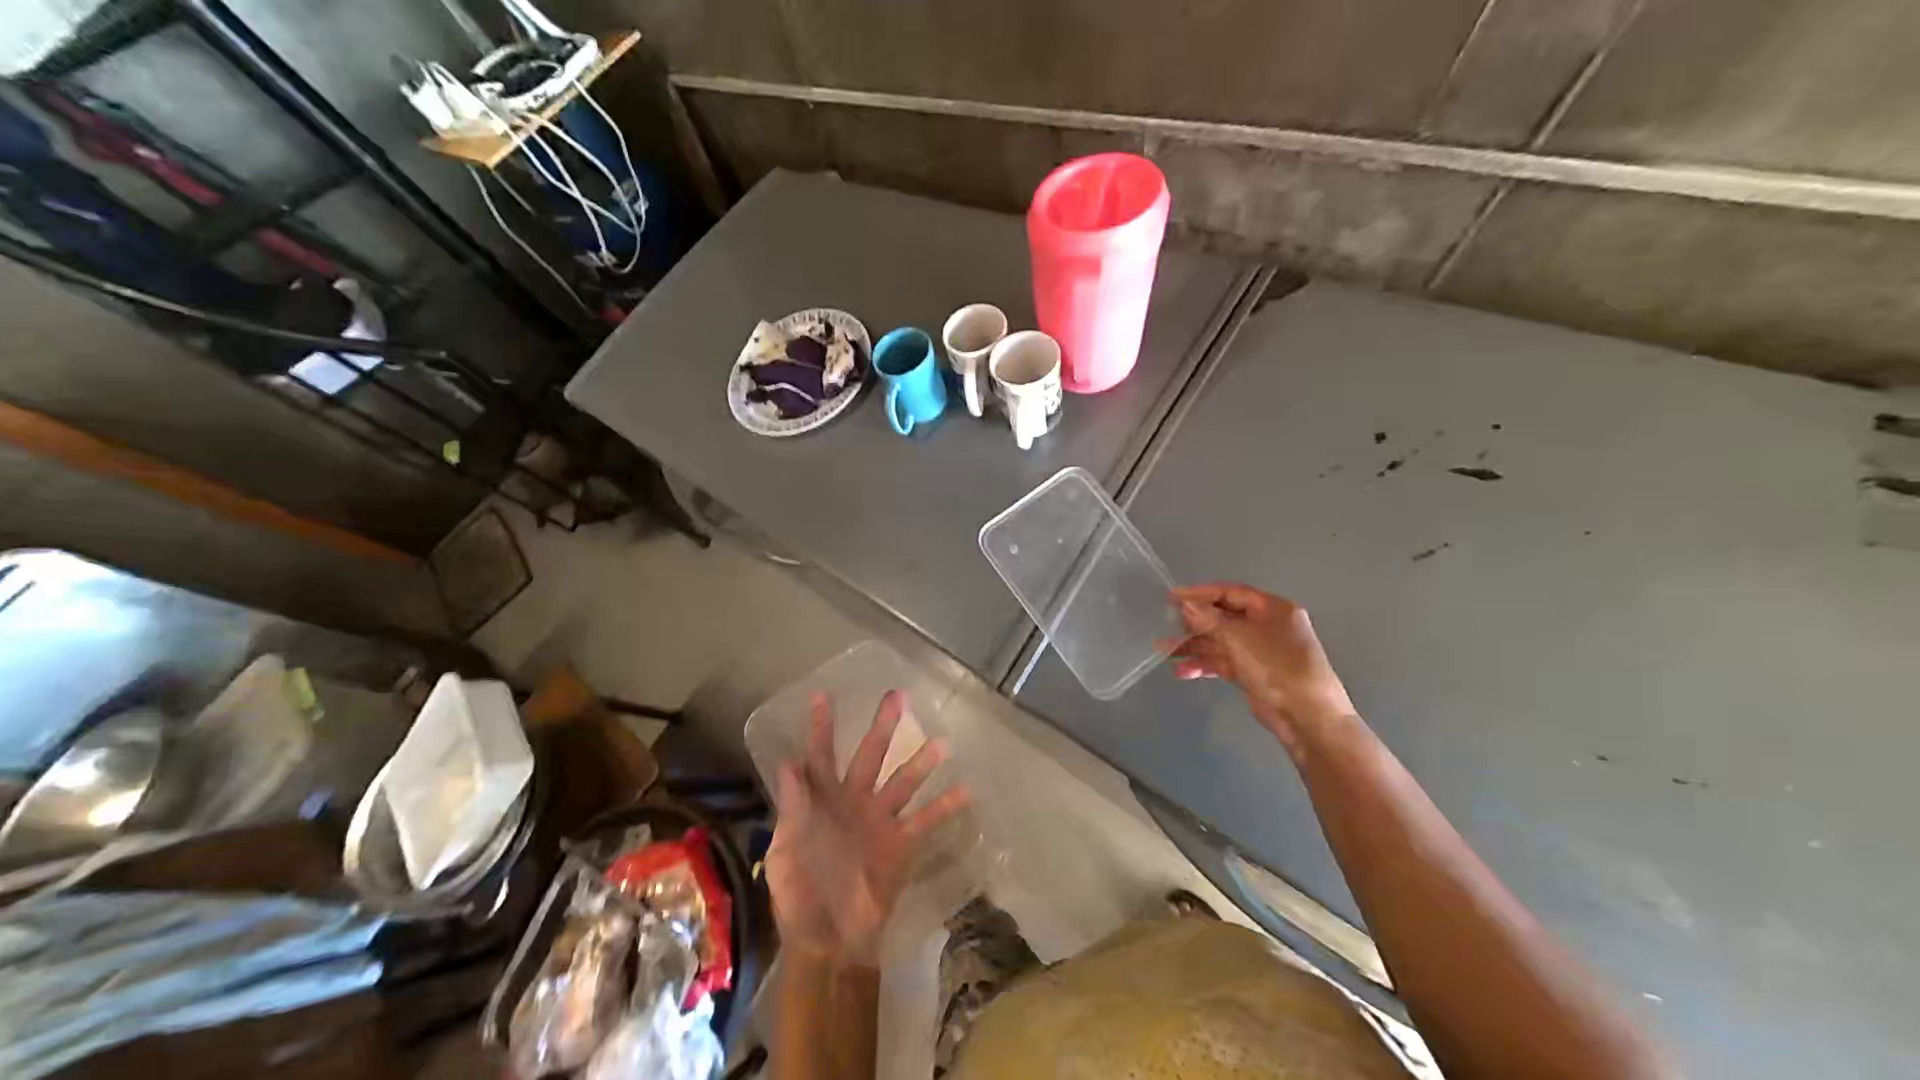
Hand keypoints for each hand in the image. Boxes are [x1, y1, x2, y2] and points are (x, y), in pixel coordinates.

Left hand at [764, 690, 969, 966]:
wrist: (830, 941)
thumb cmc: (799, 897)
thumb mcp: (786, 854)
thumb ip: (793, 810)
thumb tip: (789, 763)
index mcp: (822, 802)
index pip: (821, 757)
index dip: (822, 728)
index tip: (822, 696)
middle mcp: (854, 801)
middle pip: (870, 755)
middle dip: (883, 726)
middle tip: (898, 696)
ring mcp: (880, 821)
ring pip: (903, 782)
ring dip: (922, 763)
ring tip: (942, 742)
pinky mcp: (901, 845)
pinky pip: (926, 820)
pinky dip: (945, 807)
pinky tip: (966, 790)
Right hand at [1170, 583, 1358, 748]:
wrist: (1307, 716)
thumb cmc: (1277, 667)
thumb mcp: (1239, 638)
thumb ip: (1209, 620)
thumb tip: (1186, 605)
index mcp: (1272, 608)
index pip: (1231, 592)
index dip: (1200, 593)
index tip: (1171, 597)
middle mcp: (1267, 626)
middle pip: (1224, 617)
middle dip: (1194, 622)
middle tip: (1167, 625)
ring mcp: (1260, 651)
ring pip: (1221, 641)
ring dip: (1194, 645)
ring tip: (1165, 650)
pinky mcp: (1254, 673)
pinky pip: (1224, 662)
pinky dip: (1205, 664)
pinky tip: (1182, 671)